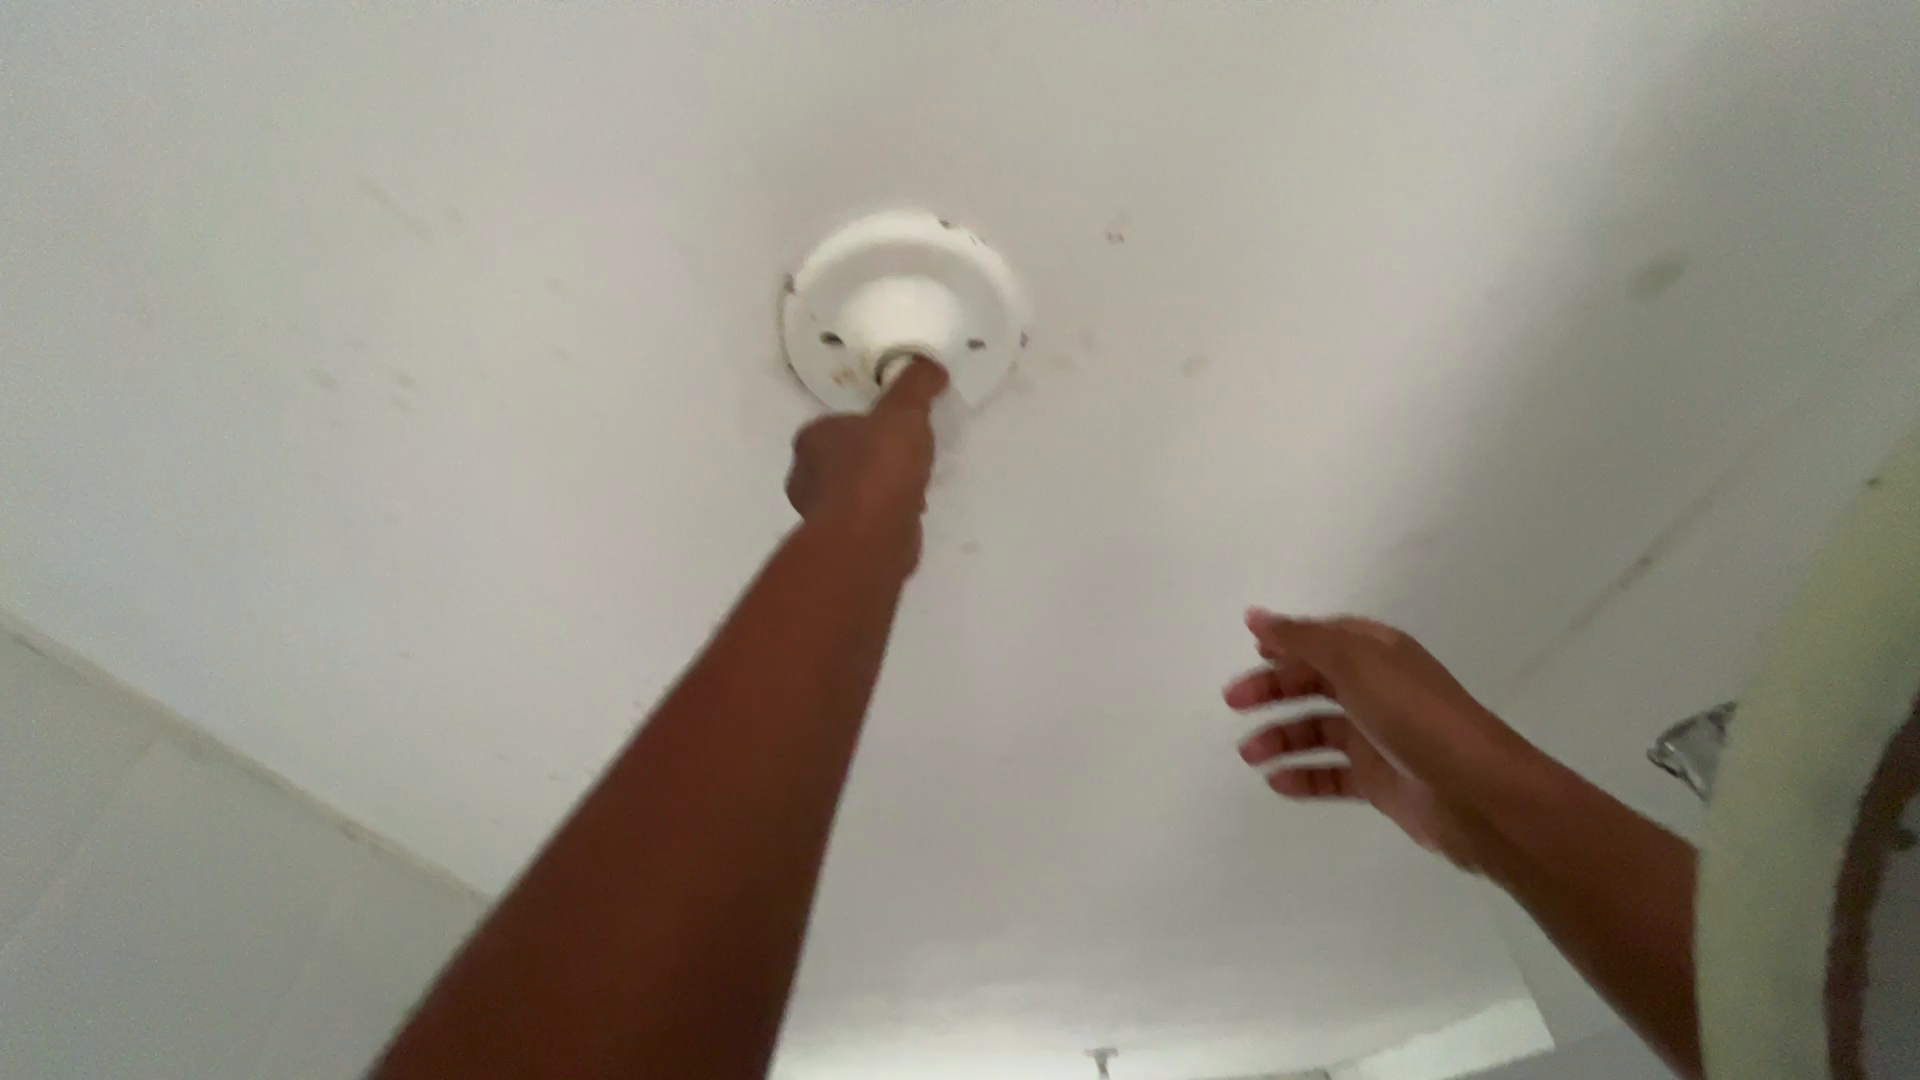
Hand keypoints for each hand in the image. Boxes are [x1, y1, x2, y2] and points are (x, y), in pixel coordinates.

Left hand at [785, 357, 947, 527]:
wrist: (871, 535)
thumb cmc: (877, 468)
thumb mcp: (903, 412)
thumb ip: (916, 386)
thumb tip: (930, 365)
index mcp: (811, 439)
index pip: (835, 425)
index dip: (864, 426)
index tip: (892, 430)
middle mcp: (807, 477)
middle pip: (842, 461)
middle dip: (870, 461)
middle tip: (904, 458)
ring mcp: (822, 515)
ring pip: (853, 495)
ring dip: (878, 492)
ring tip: (912, 488)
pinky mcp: (842, 544)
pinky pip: (866, 522)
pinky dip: (884, 517)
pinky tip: (908, 516)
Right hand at [1224, 610, 1535, 870]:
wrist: (1479, 794)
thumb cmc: (1414, 716)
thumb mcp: (1354, 663)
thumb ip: (1300, 638)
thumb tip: (1254, 616)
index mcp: (1377, 654)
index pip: (1322, 640)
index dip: (1286, 643)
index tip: (1251, 652)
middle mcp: (1376, 690)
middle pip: (1312, 683)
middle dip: (1270, 690)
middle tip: (1234, 703)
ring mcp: (1378, 737)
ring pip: (1316, 731)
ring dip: (1279, 738)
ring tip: (1250, 754)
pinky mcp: (1379, 781)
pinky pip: (1330, 773)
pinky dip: (1302, 775)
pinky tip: (1276, 781)